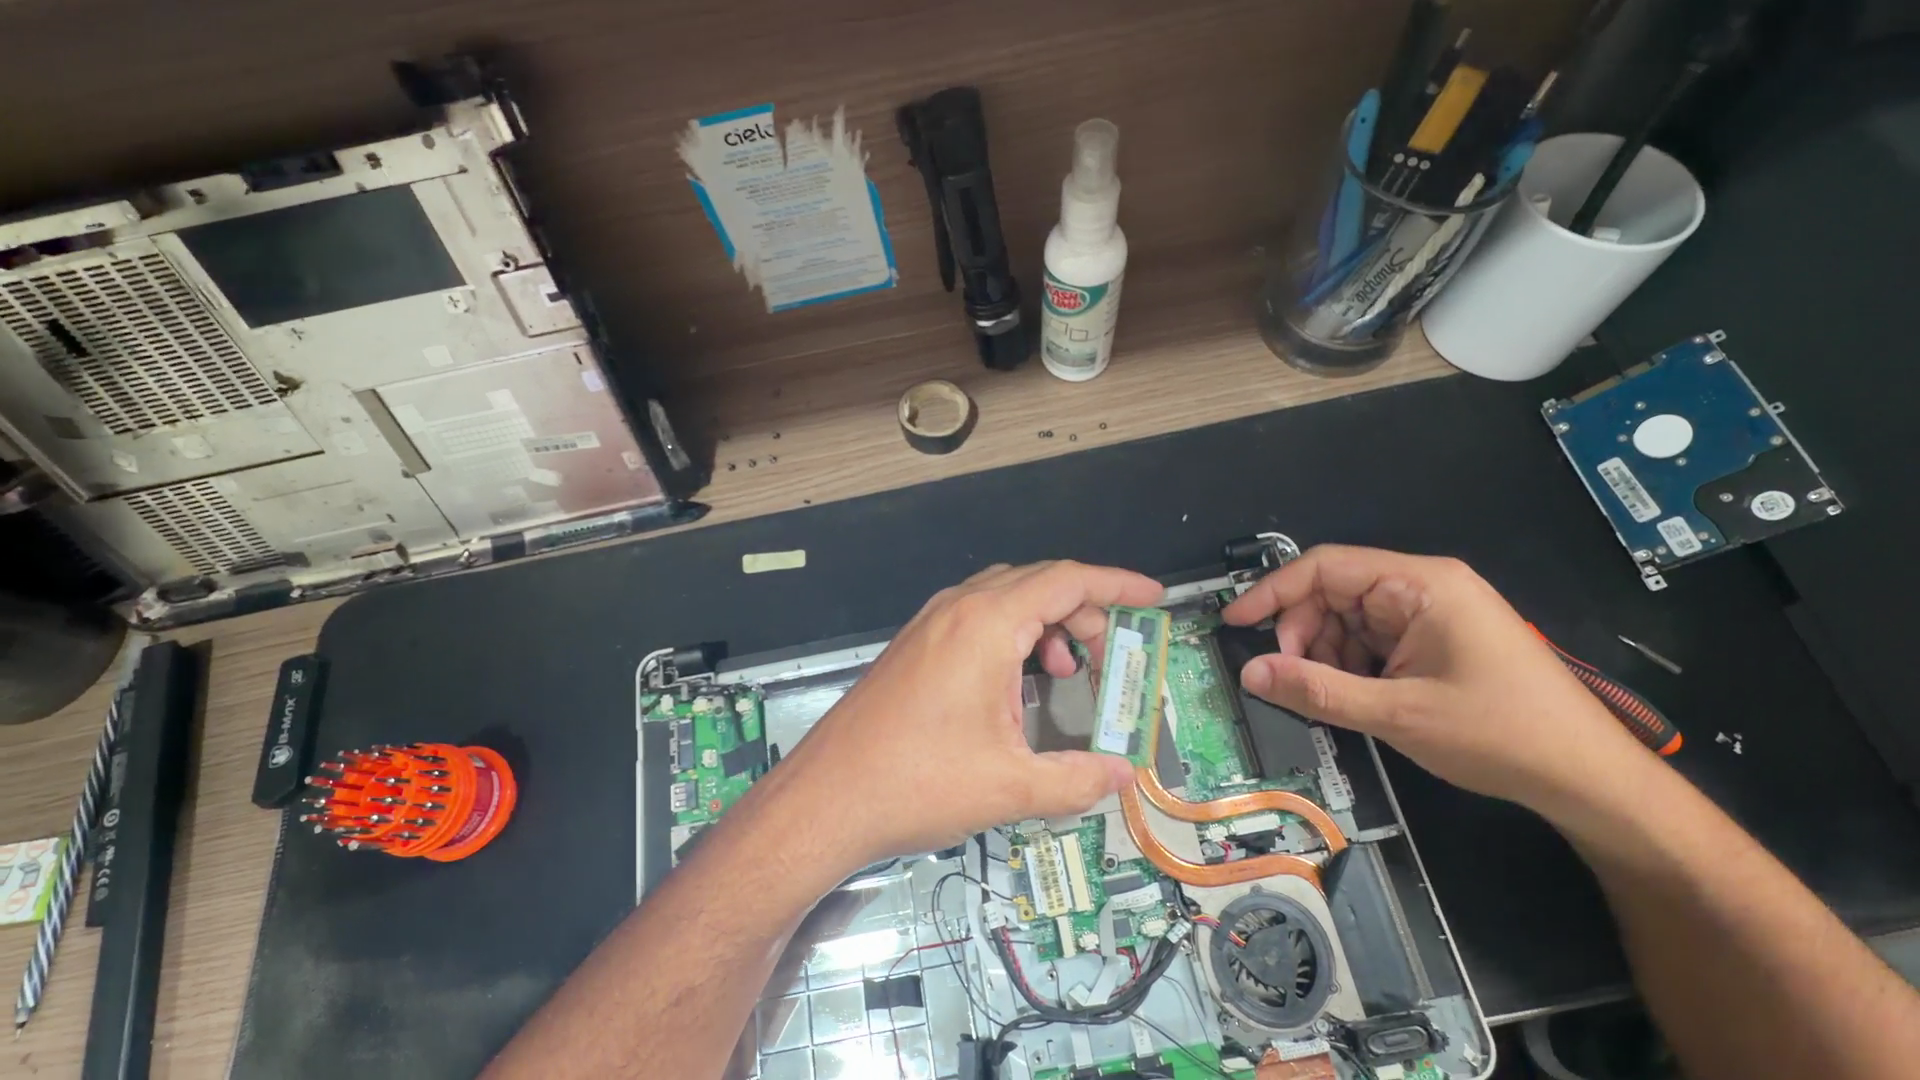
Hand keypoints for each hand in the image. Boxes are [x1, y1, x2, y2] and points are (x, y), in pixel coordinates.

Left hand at [780, 561, 1161, 867]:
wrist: (826, 799)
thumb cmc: (918, 784)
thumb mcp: (1011, 786)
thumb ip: (1079, 778)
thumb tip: (1124, 774)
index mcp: (986, 624)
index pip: (1067, 580)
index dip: (1116, 584)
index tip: (1153, 597)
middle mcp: (957, 609)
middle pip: (1038, 582)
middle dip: (1085, 609)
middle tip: (1112, 653)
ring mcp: (930, 625)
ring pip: (1005, 598)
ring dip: (1048, 622)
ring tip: (1069, 671)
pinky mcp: (914, 647)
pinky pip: (977, 618)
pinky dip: (1014, 635)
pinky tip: (1018, 685)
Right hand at [1221, 545, 1653, 815]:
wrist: (1588, 778)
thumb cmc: (1500, 734)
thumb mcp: (1398, 715)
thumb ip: (1317, 690)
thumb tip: (1251, 672)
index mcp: (1420, 585)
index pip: (1326, 567)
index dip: (1273, 592)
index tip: (1233, 623)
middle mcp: (1423, 589)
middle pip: (1335, 593)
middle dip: (1304, 633)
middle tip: (1289, 678)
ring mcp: (1432, 616)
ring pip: (1350, 621)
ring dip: (1328, 656)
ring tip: (1332, 698)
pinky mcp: (1437, 643)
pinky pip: (1373, 643)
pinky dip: (1352, 668)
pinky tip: (1357, 699)